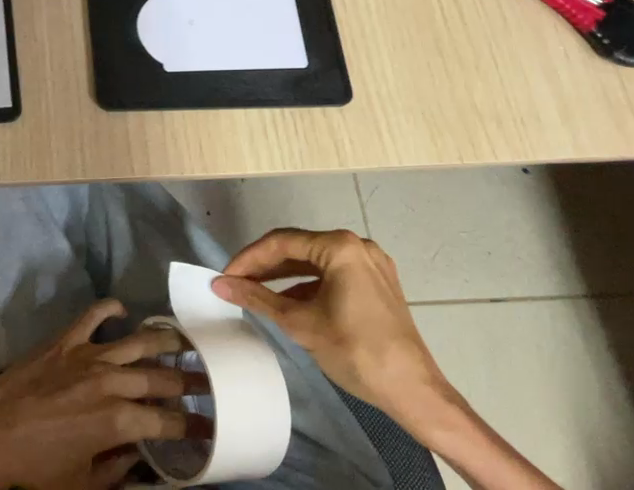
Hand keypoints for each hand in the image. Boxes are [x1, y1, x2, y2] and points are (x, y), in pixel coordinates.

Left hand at [0, 299, 200, 489]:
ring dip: (163, 341)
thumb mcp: (83, 483)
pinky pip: (93, 316)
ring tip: (183, 342)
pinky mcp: (65, 340)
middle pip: (160, 377)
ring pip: (137, 342)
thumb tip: (141, 454)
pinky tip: (123, 311)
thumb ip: (119, 468)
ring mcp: (87, 355)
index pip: (167, 422)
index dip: (191, 425)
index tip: (208, 425)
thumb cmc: (35, 467)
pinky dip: (110, 309)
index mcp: (118, 422)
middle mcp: (110, 383)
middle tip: (206, 383)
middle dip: (187, 381)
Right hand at [210, 229, 452, 429]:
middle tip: (236, 283)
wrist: (414, 392)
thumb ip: (257, 298)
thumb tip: (219, 284)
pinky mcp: (377, 284)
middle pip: (299, 248)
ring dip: (284, 277)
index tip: (224, 276)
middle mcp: (358, 246)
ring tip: (255, 293)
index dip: (248, 258)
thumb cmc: (356, 351)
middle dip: (265, 266)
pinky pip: (332, 275)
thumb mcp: (300, 324)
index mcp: (340, 247)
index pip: (281, 242)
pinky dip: (308, 286)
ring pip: (315, 262)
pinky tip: (288, 304)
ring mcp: (371, 265)